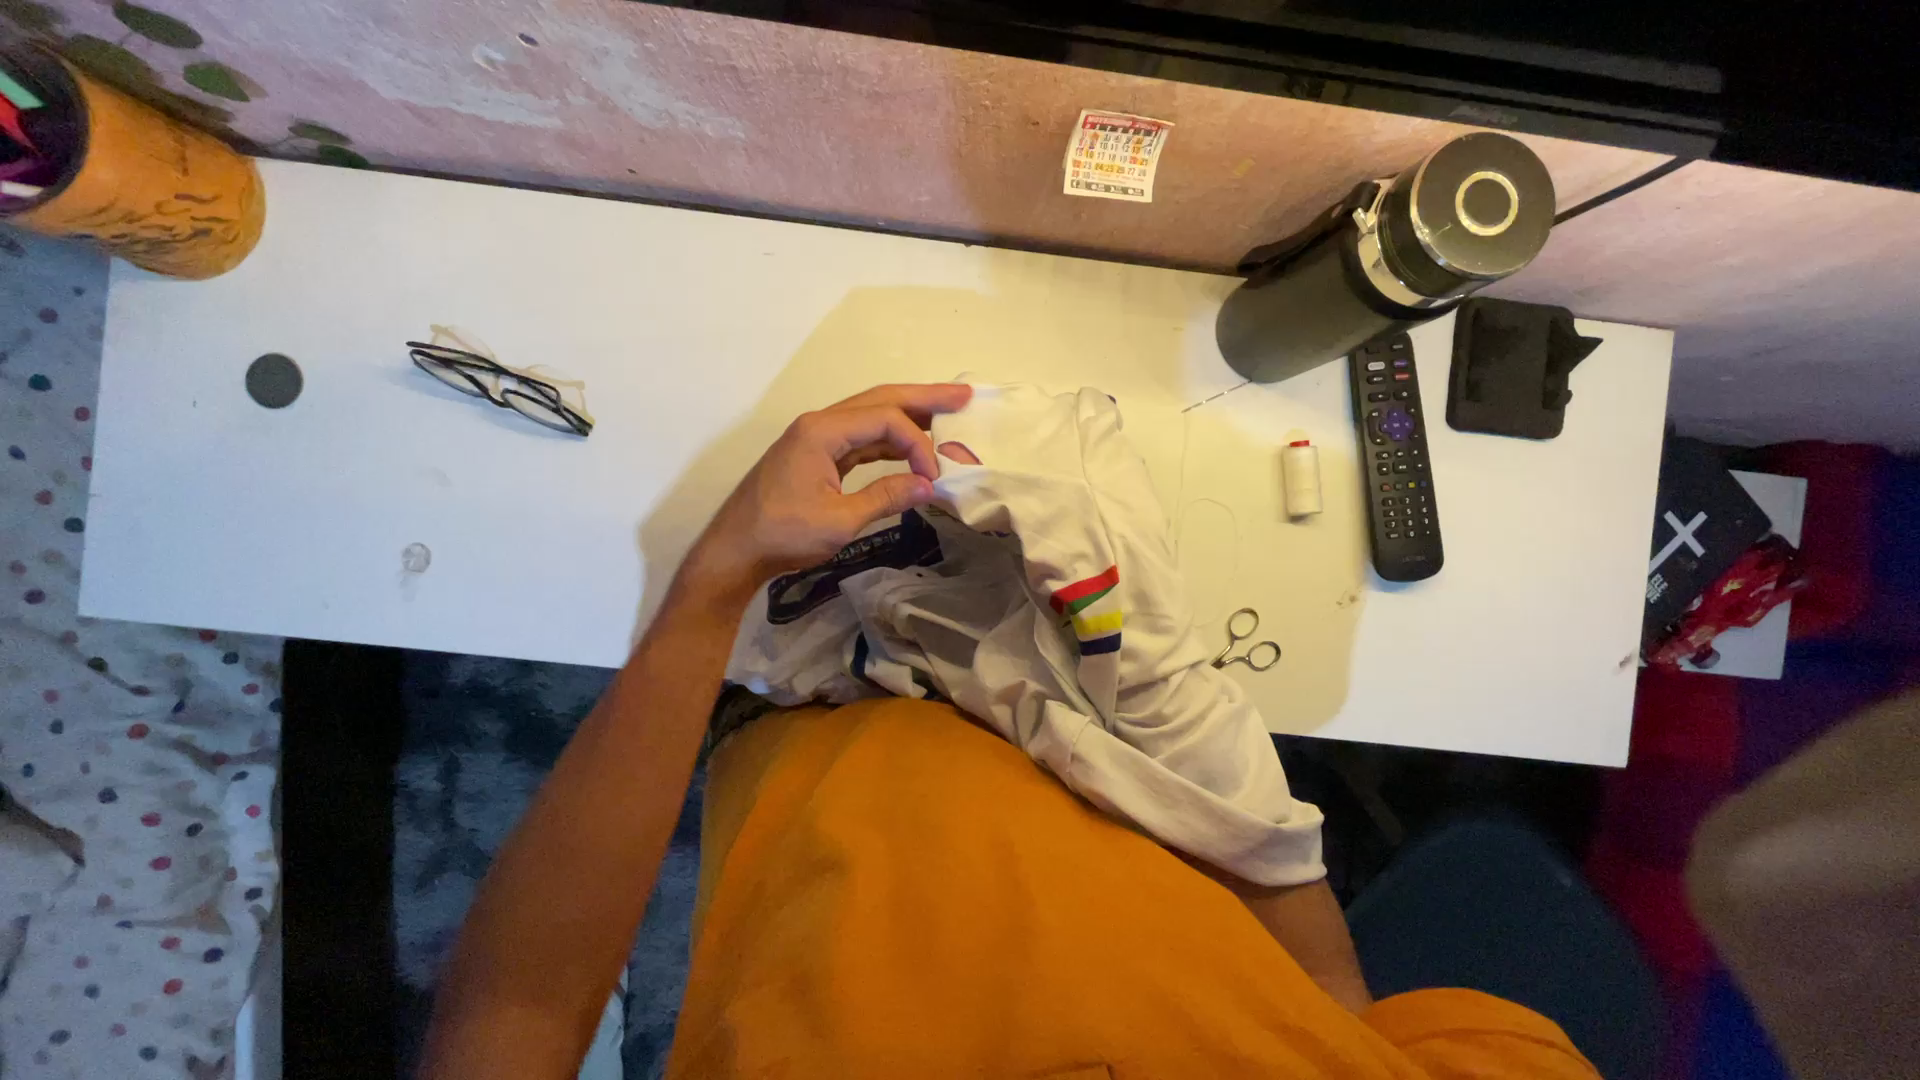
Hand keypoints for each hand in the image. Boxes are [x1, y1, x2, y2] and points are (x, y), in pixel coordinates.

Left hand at [681, 383, 972, 597]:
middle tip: (964, 396)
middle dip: (923, 398)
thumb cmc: (782, 535)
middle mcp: (820, 424)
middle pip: (880, 400)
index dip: (918, 445)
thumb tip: (929, 486)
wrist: (736, 550)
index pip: (885, 419)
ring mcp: (817, 439)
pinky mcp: (818, 456)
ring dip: (908, 417)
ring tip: (947, 414)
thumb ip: (886, 497)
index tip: (935, 478)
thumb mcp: (839, 521)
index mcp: (822, 431)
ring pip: (871, 417)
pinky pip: (861, 439)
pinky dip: (890, 441)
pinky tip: (912, 446)